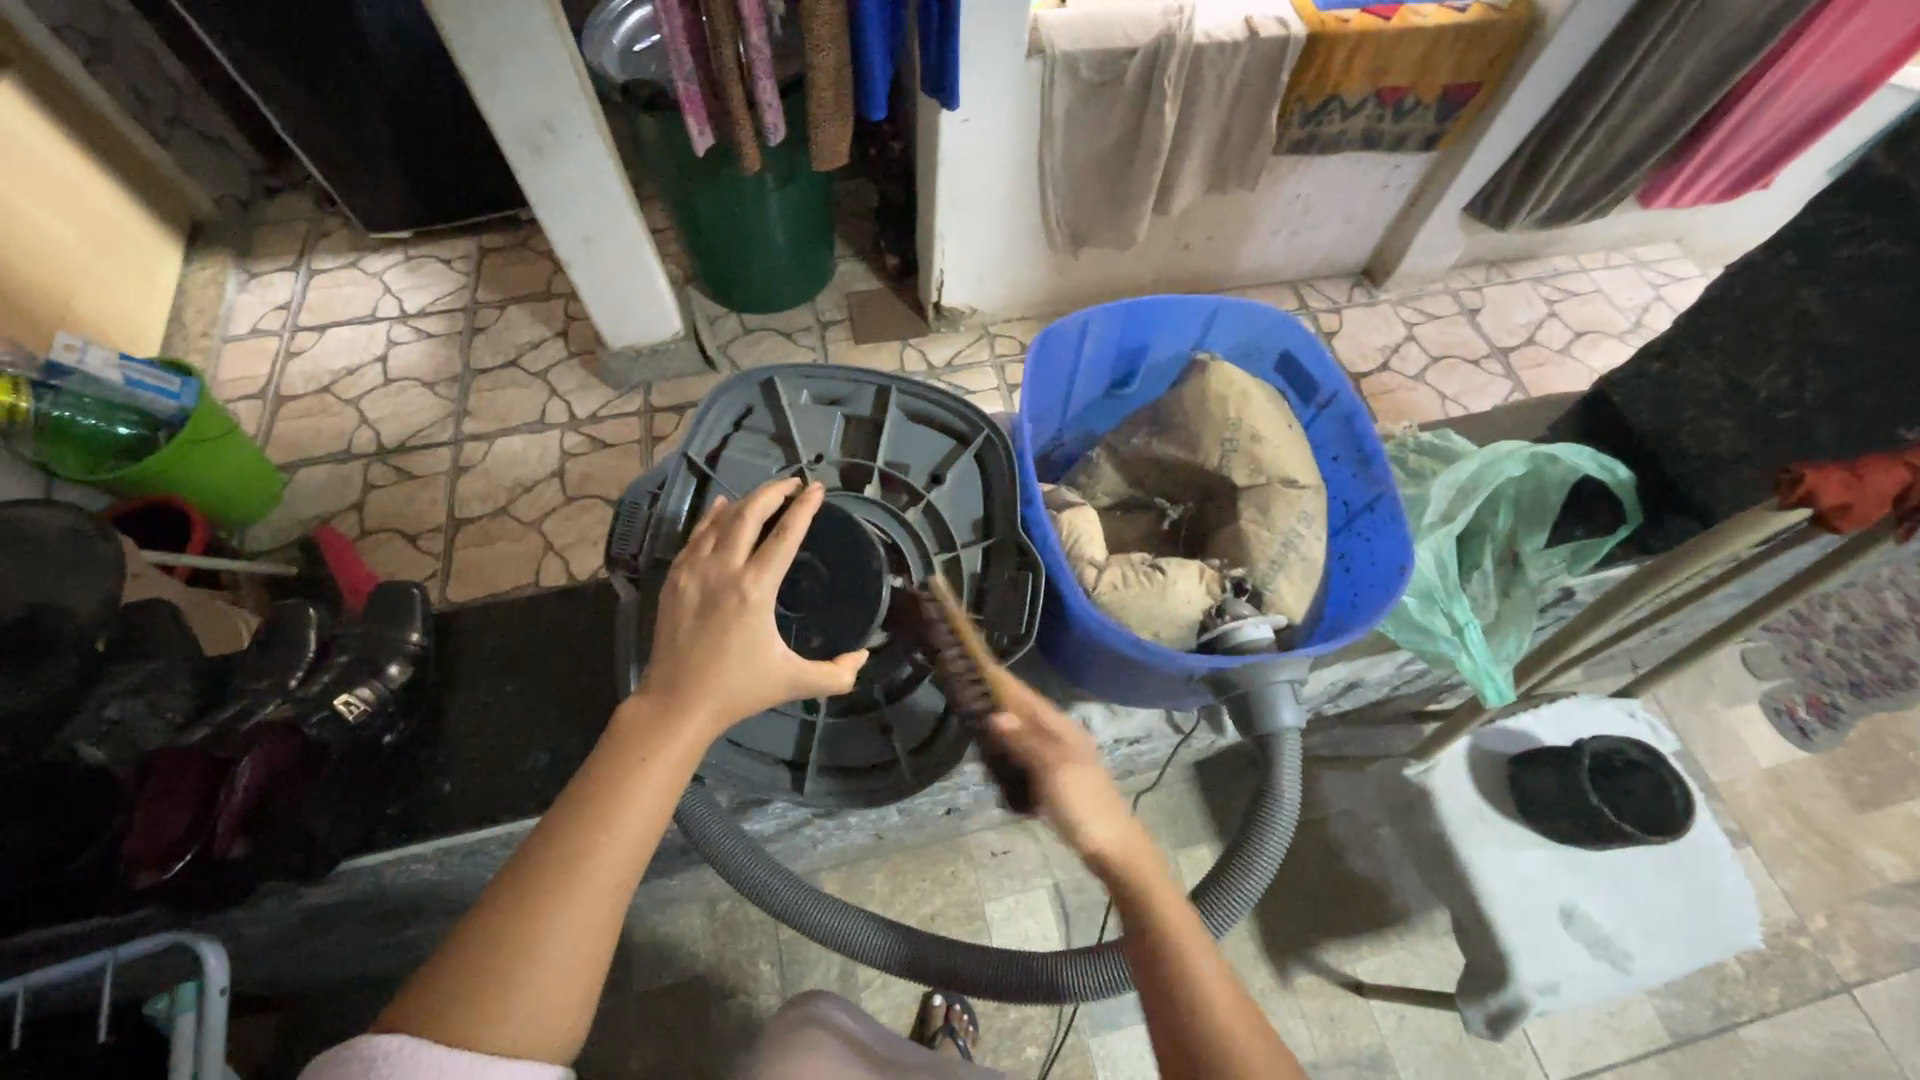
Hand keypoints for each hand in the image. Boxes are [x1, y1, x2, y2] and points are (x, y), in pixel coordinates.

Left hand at [633, 478, 868, 737]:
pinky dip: (712, 516)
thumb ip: (837, 674)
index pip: (784, 534)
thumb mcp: (795, 683)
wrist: (676, 703)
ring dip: (746, 501)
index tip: (817, 489)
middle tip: (794, 484)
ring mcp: (693, 571)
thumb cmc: (739, 691)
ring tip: (766, 495)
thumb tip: (864, 657)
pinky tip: (722, 508)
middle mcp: (723, 570)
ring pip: (720, 519)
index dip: (804, 508)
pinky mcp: (675, 578)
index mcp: (755, 589)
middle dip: (774, 491)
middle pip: (749, 513)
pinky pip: (696, 534)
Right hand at [985, 674, 1156, 878]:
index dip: (1003, 681)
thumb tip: (996, 715)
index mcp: (1062, 728)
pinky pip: (1025, 761)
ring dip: (1002, 733)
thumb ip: (1025, 741)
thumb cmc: (1084, 804)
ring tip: (975, 728)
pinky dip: (1009, 758)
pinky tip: (995, 764)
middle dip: (997, 705)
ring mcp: (1058, 761)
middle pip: (1023, 714)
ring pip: (1023, 737)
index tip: (976, 664)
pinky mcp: (1054, 783)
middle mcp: (1060, 738)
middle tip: (965, 699)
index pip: (1027, 696)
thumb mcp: (1053, 769)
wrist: (1113, 848)